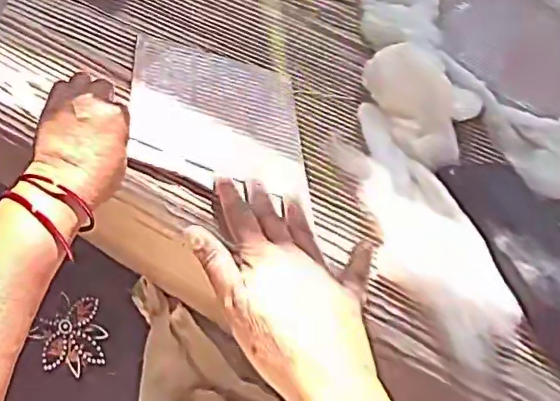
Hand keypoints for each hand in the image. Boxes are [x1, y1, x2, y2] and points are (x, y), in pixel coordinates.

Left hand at [27, 71, 128, 207]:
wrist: (63, 182)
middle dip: (100, 97)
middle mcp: (98, 102)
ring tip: (79, 100)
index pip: (120, 107)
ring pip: (82, 79)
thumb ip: (117, 138)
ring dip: (82, 89)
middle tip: (94, 110)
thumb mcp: (119, 162)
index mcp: (118, 117)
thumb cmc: (92, 180)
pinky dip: (62, 92)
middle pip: (103, 86)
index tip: (108, 123)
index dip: (114, 116)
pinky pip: (60, 86)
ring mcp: (75, 99)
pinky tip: (63, 102)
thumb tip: (112, 136)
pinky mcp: (54, 101)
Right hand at [185, 178, 384, 400]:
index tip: (224, 178)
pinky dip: (358, 256)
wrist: (330, 382)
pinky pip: (353, 270)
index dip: (230, 196)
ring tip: (291, 196)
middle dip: (260, 197)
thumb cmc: (279, 349)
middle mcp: (292, 257)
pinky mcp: (346, 296)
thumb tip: (195, 231)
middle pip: (272, 219)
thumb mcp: (234, 304)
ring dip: (296, 213)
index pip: (241, 218)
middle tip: (254, 179)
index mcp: (262, 258)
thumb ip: (215, 263)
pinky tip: (365, 245)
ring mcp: (320, 273)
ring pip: (304, 233)